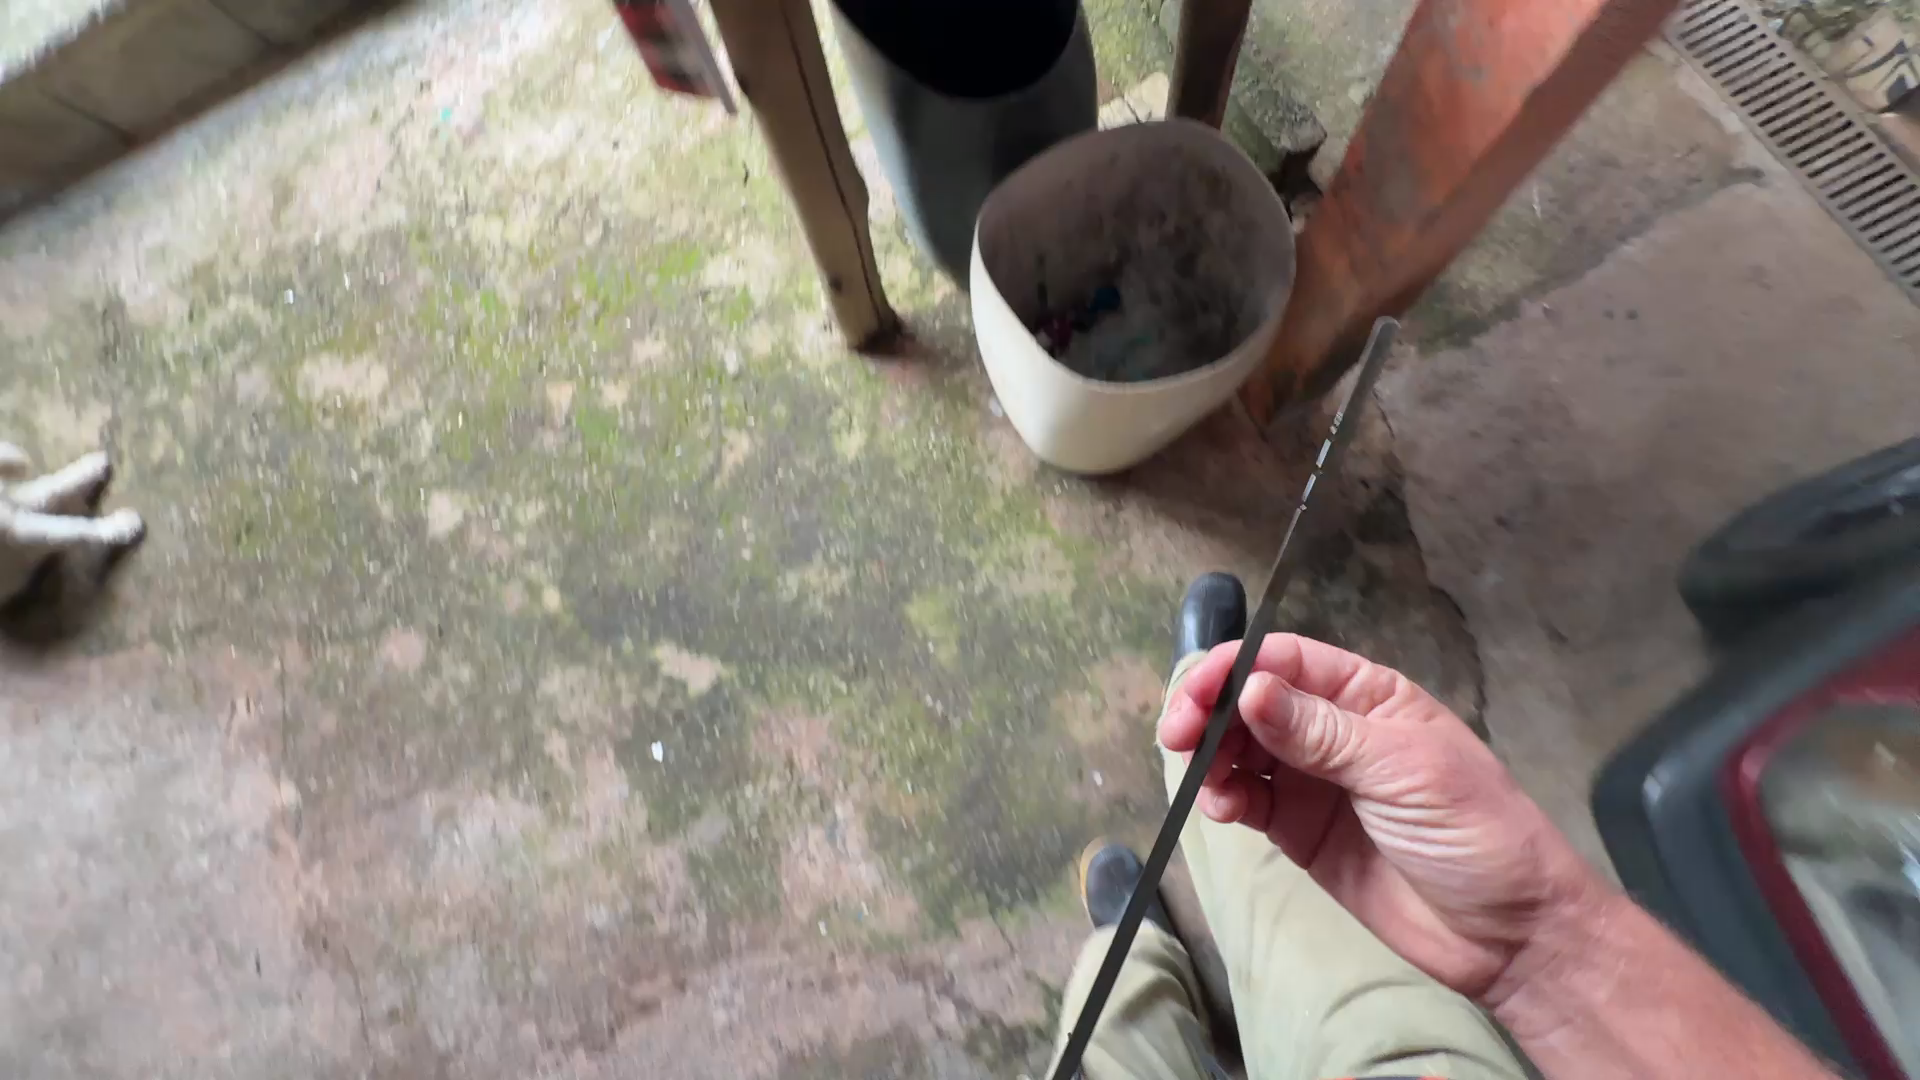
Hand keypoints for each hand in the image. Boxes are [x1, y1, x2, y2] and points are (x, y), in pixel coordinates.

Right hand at [1158, 633, 1605, 999]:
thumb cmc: (1475, 832)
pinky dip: (1222, 796)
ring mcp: (1306, 775)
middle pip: (1246, 699)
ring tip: (1209, 784)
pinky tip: (1222, 809)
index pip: (1281, 659)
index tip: (1195, 694)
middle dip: (1206, 710)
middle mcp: (1325, 725)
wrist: (1510, 938)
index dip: (1232, 668)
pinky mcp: (1291, 823)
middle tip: (1176, 736)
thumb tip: (1247, 690)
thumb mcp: (1403, 769)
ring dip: (1210, 756)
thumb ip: (1319, 731)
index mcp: (1361, 693)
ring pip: (1236, 745)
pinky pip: (1243, 796)